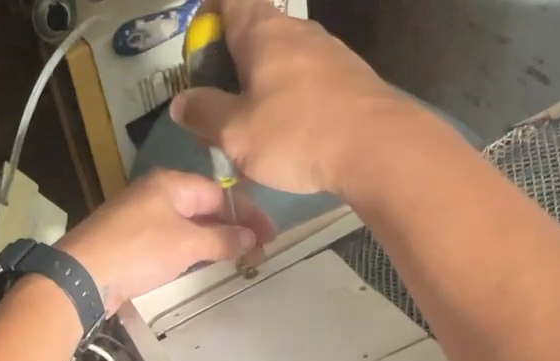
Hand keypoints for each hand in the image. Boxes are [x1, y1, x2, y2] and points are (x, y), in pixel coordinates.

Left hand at [56, 170, 274, 313]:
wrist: (82, 277)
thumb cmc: (138, 251)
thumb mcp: (186, 244)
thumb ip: (221, 239)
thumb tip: (250, 238)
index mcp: (170, 182)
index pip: (220, 192)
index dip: (248, 213)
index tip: (270, 236)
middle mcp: (154, 194)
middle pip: (203, 207)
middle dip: (231, 227)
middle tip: (256, 251)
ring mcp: (139, 218)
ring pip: (185, 225)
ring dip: (210, 240)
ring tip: (235, 258)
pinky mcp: (128, 243)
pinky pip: (168, 242)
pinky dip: (187, 251)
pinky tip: (198, 265)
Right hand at [171, 0, 408, 198]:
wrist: (377, 148)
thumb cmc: (297, 134)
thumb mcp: (235, 133)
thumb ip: (203, 114)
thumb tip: (182, 101)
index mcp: (263, 33)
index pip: (229, 0)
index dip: (208, 17)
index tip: (196, 52)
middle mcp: (296, 32)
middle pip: (253, 34)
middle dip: (228, 65)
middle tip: (214, 107)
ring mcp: (327, 53)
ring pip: (279, 61)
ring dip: (257, 88)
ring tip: (247, 130)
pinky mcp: (346, 80)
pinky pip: (303, 83)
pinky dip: (285, 101)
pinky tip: (284, 137)